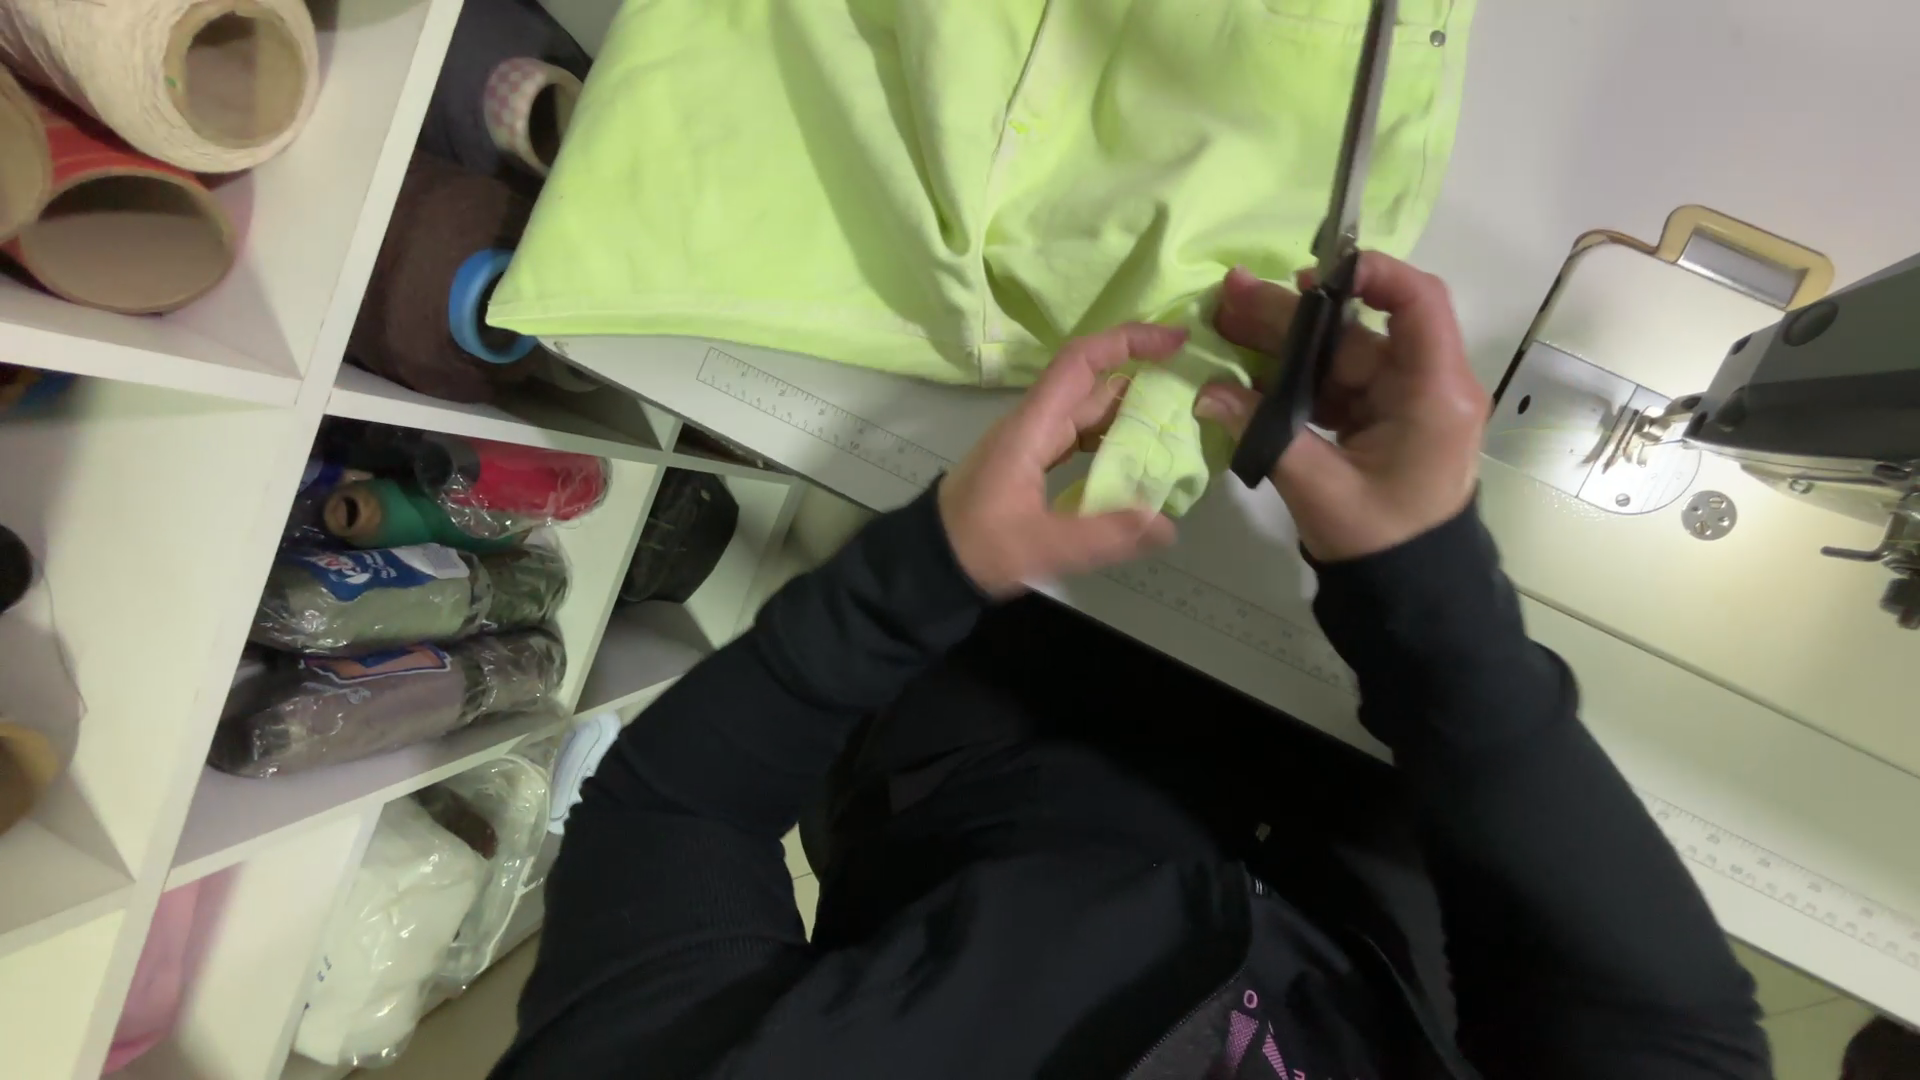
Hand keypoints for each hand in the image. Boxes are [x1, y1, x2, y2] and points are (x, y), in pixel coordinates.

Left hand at [940, 323, 1184, 595]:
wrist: (931, 562)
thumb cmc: (978, 546)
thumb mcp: (1043, 546)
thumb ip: (1105, 535)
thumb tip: (1167, 525)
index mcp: (1031, 428)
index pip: (1080, 362)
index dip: (1127, 342)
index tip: (1174, 342)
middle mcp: (1032, 425)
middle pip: (1091, 387)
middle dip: (1143, 383)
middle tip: (1193, 397)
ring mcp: (1030, 444)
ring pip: (1086, 414)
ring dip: (1129, 417)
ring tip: (1176, 431)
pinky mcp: (1030, 465)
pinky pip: (1077, 439)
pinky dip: (1109, 443)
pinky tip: (1135, 465)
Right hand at [1195, 254, 1486, 561]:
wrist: (1402, 582)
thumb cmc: (1376, 536)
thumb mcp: (1317, 486)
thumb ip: (1263, 433)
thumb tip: (1207, 392)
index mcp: (1431, 394)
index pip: (1418, 305)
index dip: (1372, 274)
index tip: (1313, 271)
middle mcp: (1421, 385)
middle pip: (1355, 332)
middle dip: (1291, 313)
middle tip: (1231, 295)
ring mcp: (1396, 401)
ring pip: (1336, 355)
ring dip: (1282, 342)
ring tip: (1226, 317)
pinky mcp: (1375, 417)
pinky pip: (1331, 384)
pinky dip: (1290, 376)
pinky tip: (1245, 364)